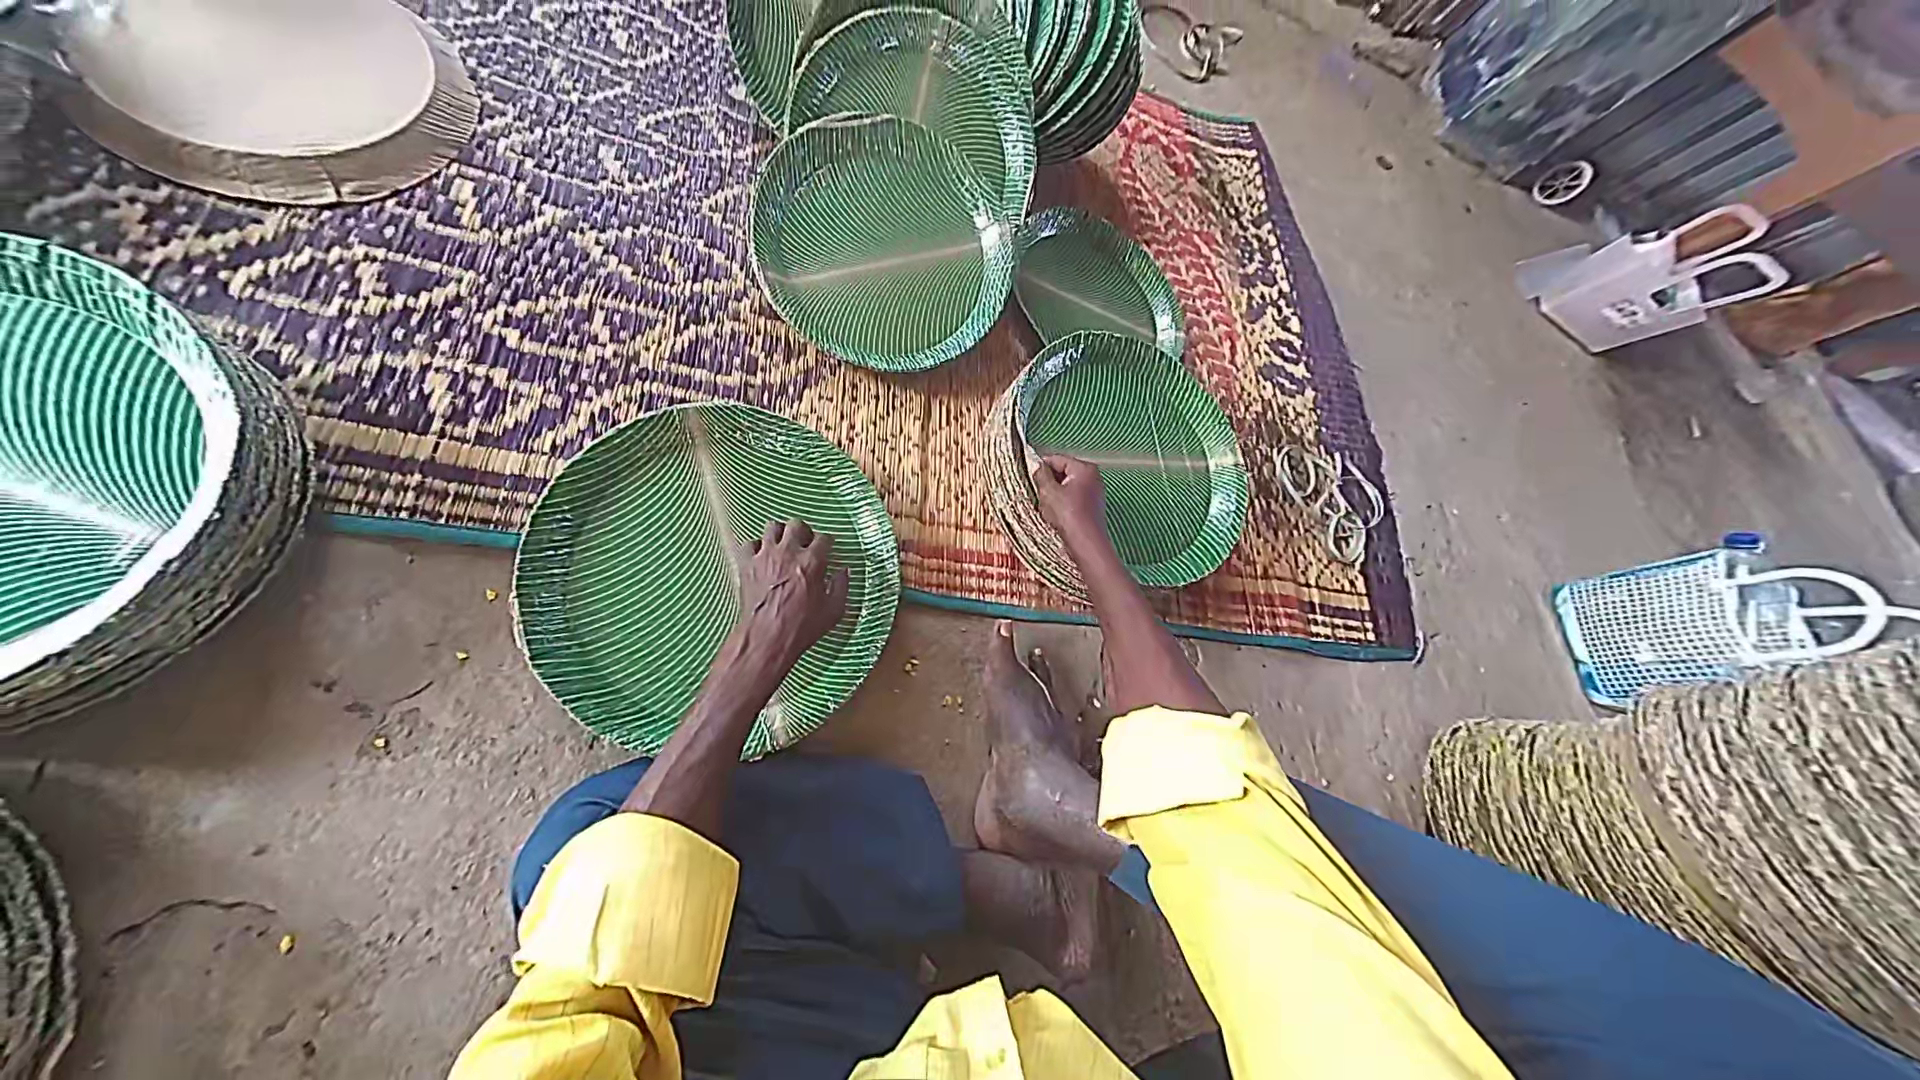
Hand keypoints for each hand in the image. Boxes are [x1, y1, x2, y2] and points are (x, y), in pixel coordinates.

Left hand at [736, 519, 848, 670]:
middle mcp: (788, 552)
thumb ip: (841, 587)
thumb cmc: (802, 627)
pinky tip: (762, 556)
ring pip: (772, 527)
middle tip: (805, 543)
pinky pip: (750, 544)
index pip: (824, 538)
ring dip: (780, 534)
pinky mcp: (747, 564)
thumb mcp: (833, 610)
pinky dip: (757, 547)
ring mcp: (765, 556)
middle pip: (797, 524)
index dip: (828, 542)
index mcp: (812, 561)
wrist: (767, 638)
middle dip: (804, 531)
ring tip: (783, 545)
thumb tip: (843, 572)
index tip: (828, 549)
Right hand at [1032, 455, 1113, 558]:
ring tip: (1046, 506)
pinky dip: (1061, 504)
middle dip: (1048, 482)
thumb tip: (1036, 466)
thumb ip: (1041, 475)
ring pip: (1066, 487)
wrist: (1085, 543)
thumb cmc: (1069, 516)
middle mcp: (1093, 478)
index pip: (1058, 459)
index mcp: (1085, 469)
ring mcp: (1094, 494)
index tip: (1028, 474)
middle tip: (1037, 493)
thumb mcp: (1048, 492)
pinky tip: (1055, 515)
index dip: (1041, 466)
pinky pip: (1072, 500)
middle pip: (1063, 472)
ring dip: (1053, 495)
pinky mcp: (1091, 508)